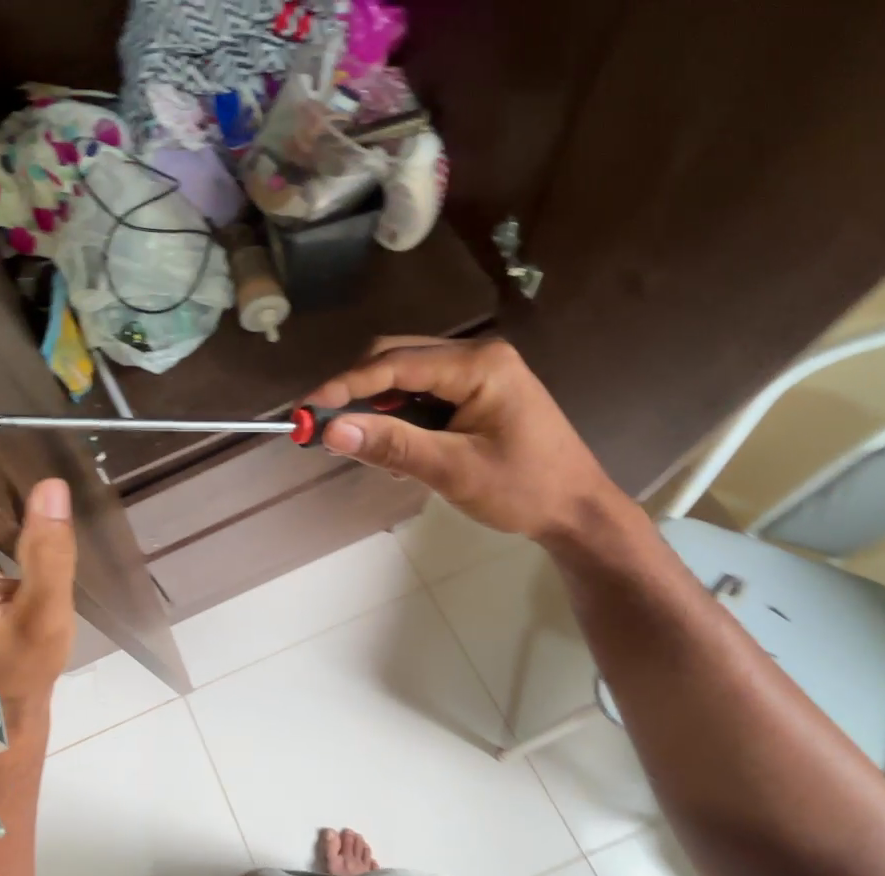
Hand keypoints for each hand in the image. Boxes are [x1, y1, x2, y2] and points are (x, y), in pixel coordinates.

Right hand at [305, 337, 630, 542]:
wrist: (577, 510)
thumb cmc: (524, 490)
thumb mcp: (453, 470)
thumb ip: (392, 446)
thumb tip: (331, 432)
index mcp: (479, 365)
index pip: (395, 364)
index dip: (345, 385)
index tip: (306, 411)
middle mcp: (477, 356)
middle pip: (396, 359)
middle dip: (357, 393)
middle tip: (326, 430)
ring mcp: (478, 373)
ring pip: (405, 377)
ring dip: (377, 408)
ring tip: (366, 449)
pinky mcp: (476, 393)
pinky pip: (422, 395)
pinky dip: (399, 418)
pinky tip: (398, 450)